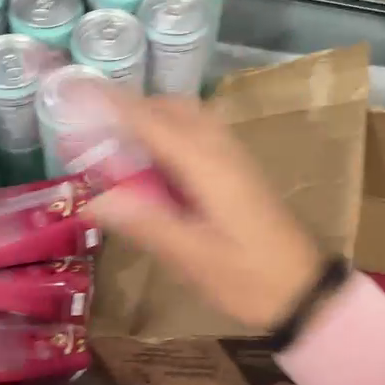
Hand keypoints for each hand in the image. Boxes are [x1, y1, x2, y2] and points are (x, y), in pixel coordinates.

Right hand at [85, 95, 325, 329]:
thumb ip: (147, 225)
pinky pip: (200, 135)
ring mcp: (236, 158)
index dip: (112, 105)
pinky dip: (171, 135)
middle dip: (133, 109)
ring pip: (190, 118)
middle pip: (173, 108)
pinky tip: (156, 167)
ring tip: (120, 147)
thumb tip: (95, 202)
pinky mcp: (241, 172)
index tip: (78, 92)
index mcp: (208, 166)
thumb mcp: (194, 258)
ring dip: (154, 120)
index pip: (152, 122)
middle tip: (95, 129)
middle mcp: (222, 151)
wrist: (307, 293)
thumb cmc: (250, 279)